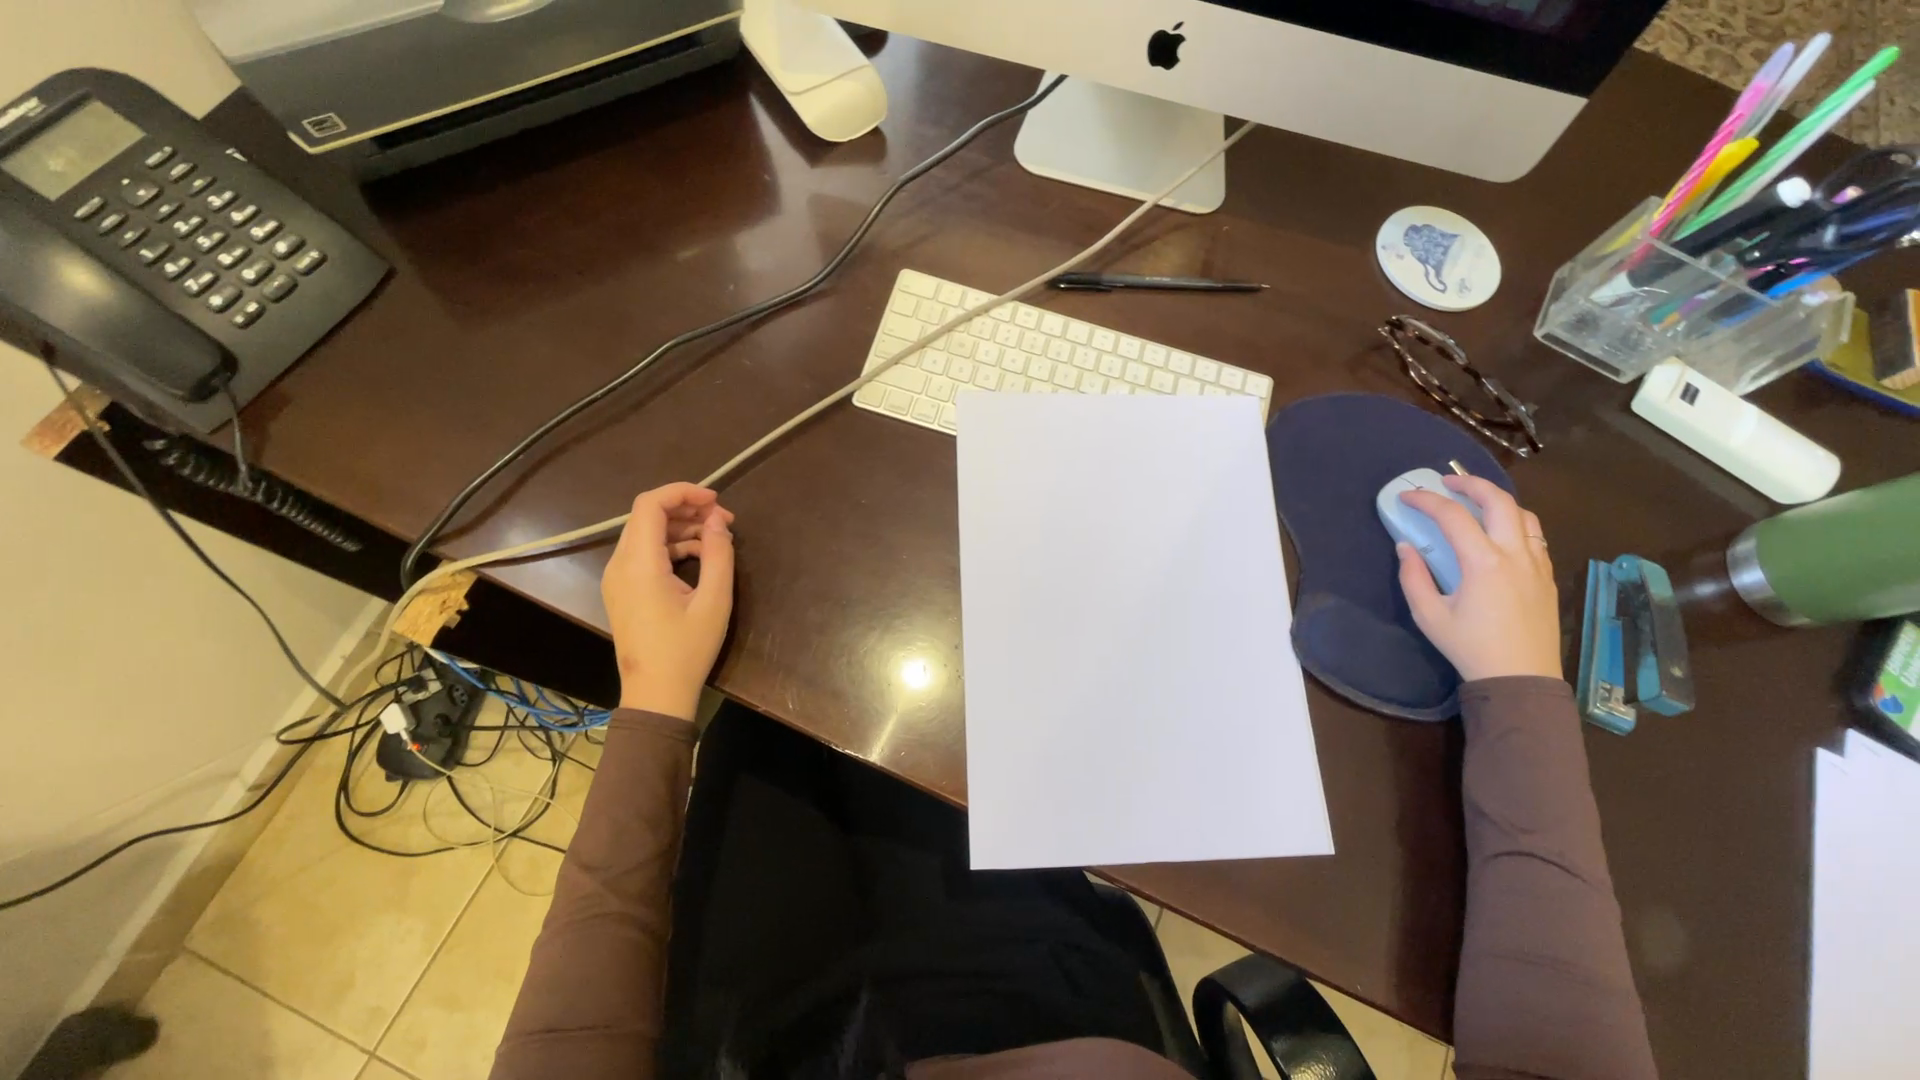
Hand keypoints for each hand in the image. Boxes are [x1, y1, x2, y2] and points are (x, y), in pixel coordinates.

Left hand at [601, 483, 735, 720]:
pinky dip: (671, 546)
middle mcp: (620, 565)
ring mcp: (617, 578)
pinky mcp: (622, 590)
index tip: (716, 500)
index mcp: (639, 564)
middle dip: (687, 509)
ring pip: (646, 534)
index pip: (651, 505)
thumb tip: (718, 520)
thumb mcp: (715, 601)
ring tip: (718, 537)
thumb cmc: (687, 649)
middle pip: (647, 516)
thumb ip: (719, 554)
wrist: (656, 694)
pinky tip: (700, 557)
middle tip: (725, 520)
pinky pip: (644, 554)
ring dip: (681, 528)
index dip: (683, 492)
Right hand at [1396, 475, 1562, 682]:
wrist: (1520, 677)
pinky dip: (1515, 523)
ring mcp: (1537, 564)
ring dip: (1498, 501)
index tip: (1407, 496)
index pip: (1453, 516)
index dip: (1426, 500)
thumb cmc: (1470, 647)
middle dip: (1471, 484)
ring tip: (1476, 503)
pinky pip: (1535, 537)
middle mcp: (1515, 555)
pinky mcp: (1547, 577)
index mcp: (1483, 562)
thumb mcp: (1429, 615)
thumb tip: (1407, 547)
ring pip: (1524, 515)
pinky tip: (1500, 533)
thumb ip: (1414, 577)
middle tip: (1447, 483)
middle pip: (1499, 501)